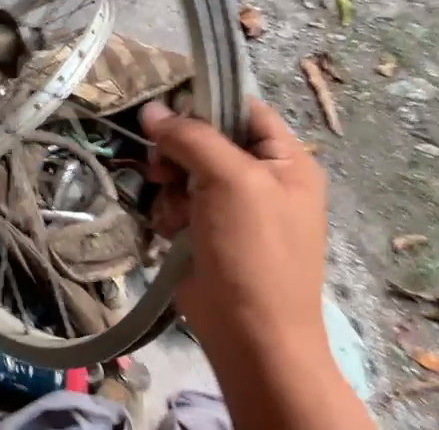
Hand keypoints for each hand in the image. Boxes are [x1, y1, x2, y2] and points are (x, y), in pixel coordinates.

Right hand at [141, 97, 328, 364]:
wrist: (252, 335)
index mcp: (287, 162)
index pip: (243, 108)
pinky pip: (179, 200)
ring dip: (170, 183)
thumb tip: (151, 109)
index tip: (168, 109)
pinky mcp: (209, 230)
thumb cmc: (254, 250)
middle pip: (207, 137)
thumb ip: (191, 136)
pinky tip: (170, 229)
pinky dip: (169, 210)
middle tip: (162, 165)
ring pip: (186, 168)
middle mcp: (263, 179)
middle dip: (178, 148)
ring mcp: (235, 207)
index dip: (206, 103)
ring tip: (169, 204)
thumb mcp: (231, 179)